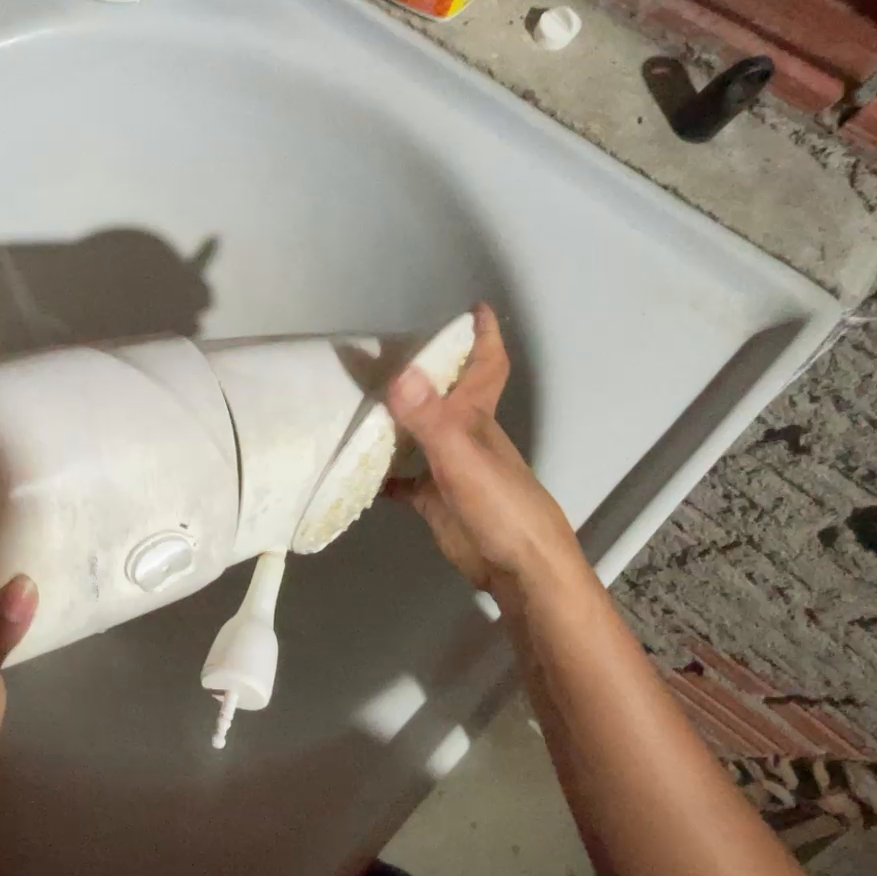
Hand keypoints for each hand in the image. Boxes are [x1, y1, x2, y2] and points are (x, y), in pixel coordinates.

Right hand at [383, 305, 584, 607]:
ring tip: (360, 401)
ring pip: (420, 433)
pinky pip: (404, 479)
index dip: (483, 337)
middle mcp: (463, 437)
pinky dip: (384, 472)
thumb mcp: (461, 456)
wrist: (517, 566)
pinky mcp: (434, 500)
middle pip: (445, 395)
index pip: (484, 367)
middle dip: (427, 370)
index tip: (475, 309)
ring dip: (397, 417)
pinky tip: (358, 470)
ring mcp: (448, 469)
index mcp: (476, 419)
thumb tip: (400, 372)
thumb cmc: (499, 505)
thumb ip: (429, 417)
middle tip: (390, 350)